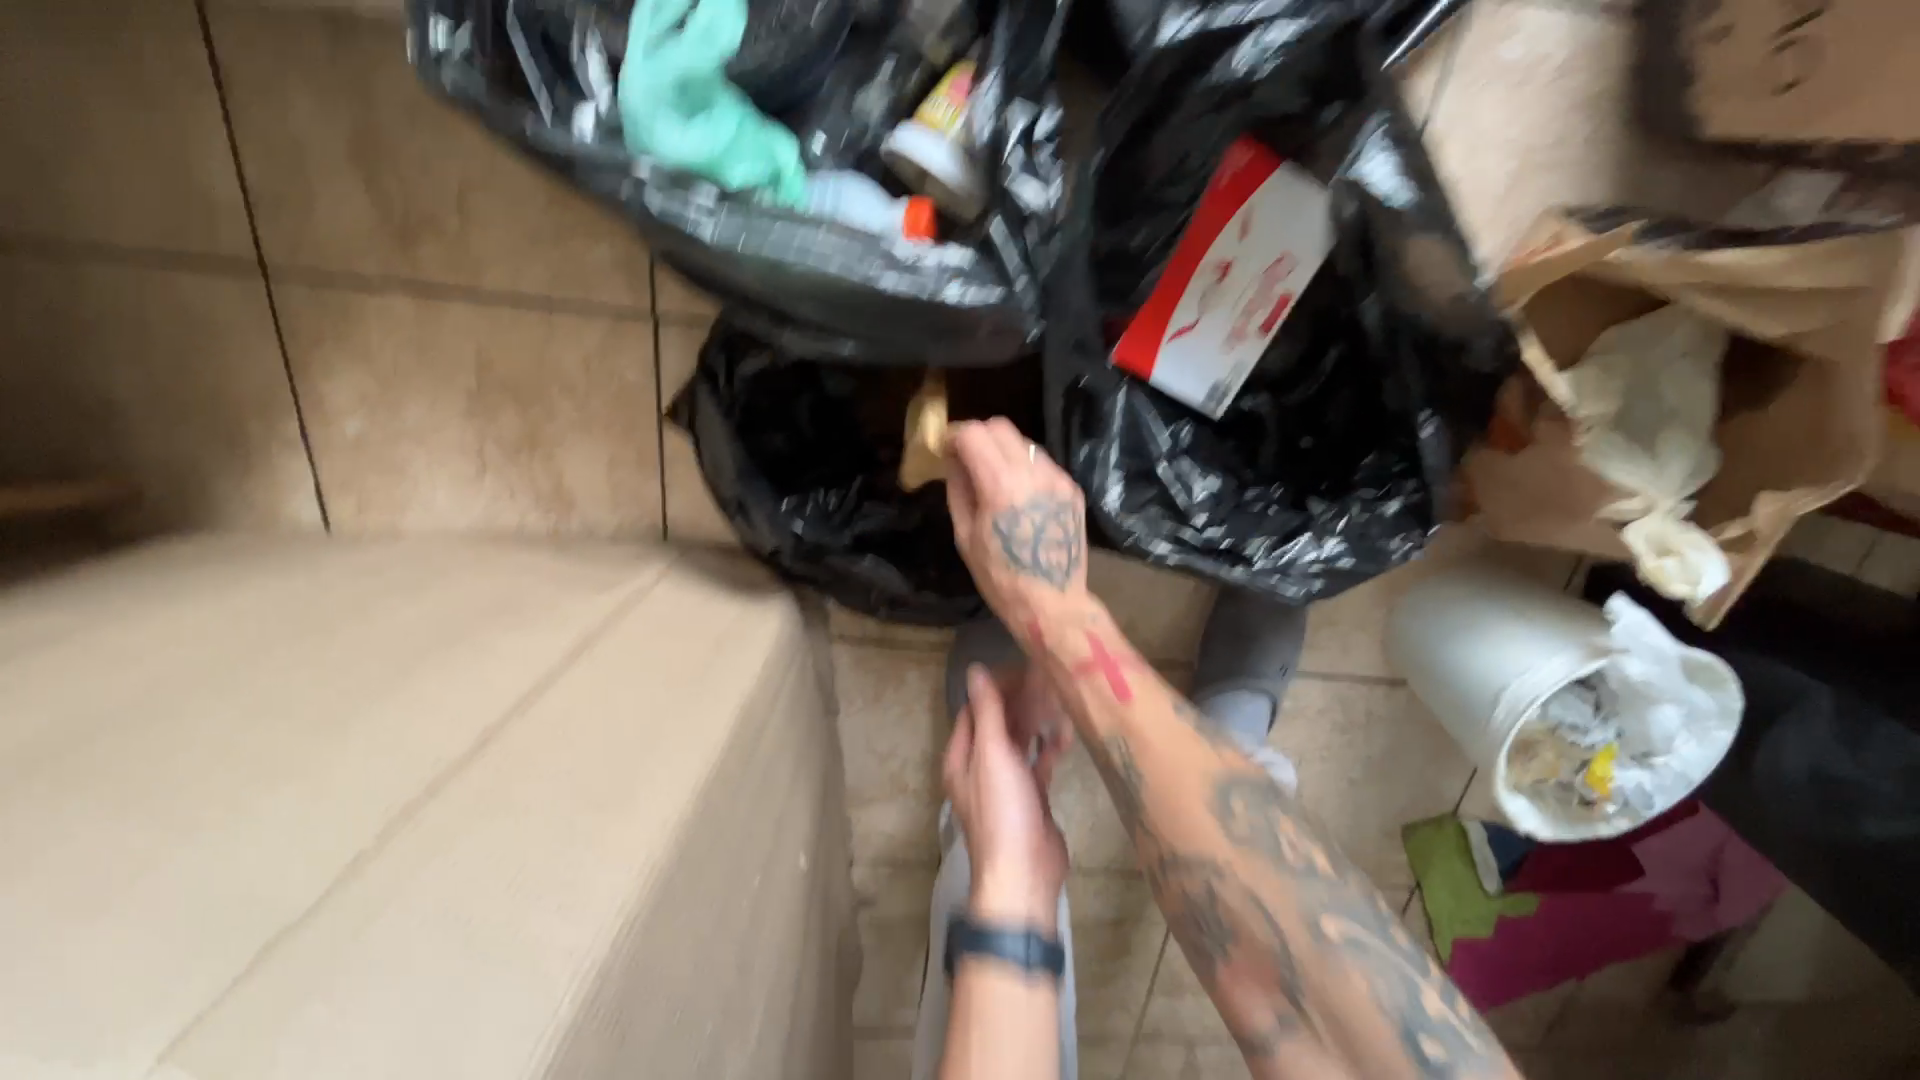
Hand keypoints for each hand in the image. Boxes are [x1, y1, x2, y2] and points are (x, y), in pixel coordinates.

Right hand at [944, 419, 1090, 644]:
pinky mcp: (1072, 489)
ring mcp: (1058, 479)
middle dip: (978, 436)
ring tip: (992, 478)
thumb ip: (958, 489)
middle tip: (965, 459)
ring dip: (1002, 450)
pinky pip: (1042, 462)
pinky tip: (1018, 494)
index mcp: (1002, 486)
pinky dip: (1023, 467)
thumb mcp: (965, 536)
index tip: (945, 450)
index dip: (954, 436)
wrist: (1052, 603)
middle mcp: (1034, 473)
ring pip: (1023, 442)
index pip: (974, 434)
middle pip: (1000, 427)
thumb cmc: (1001, 578)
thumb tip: (953, 460)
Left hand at [944, 664, 1070, 931]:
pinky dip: (1049, 750)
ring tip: (1061, 703)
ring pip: (1020, 742)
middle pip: (998, 723)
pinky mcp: (1030, 797)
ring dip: (1037, 723)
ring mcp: (1006, 783)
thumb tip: (975, 669)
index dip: (996, 687)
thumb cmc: (1002, 811)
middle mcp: (979, 766)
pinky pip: (1038, 764)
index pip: (974, 708)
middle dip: (1021, 703)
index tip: (1025, 670)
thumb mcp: (992, 754)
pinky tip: (1066, 737)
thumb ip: (986, 711)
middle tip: (1049, 683)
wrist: (1025, 872)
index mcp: (961, 756)